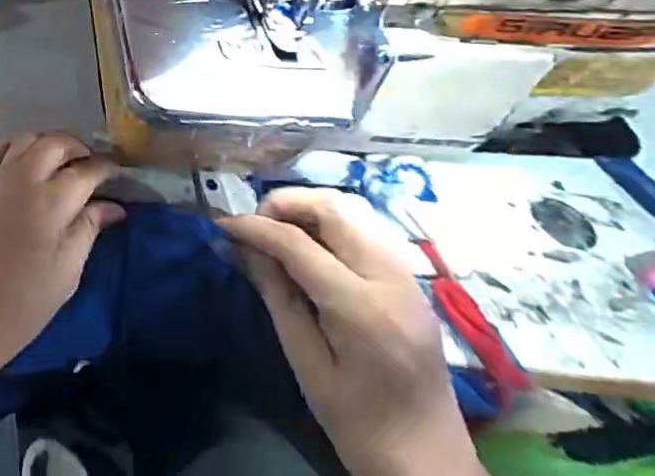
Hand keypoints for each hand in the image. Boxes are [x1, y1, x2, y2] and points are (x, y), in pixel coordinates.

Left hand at [0, 132, 125, 424]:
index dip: (109, 170)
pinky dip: (21, 146)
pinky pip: (2, 149)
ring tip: (67, 165)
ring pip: (29, 138)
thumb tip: (113, 206)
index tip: (122, 176)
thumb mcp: (65, 275)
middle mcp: (24, 179)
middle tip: (95, 170)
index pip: (87, 171)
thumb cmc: (19, 307)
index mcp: (50, 202)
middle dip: (81, 149)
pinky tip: (32, 164)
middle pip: (57, 142)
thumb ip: (88, 230)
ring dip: (51, 143)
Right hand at [219, 189, 483, 475]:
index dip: (255, 227)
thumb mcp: (306, 364)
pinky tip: (312, 243)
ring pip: (353, 209)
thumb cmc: (360, 425)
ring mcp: (408, 276)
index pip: (298, 244)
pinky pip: (368, 227)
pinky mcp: (412, 279)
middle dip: (285, 203)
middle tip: (255, 225)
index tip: (224, 226)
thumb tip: (238, 247)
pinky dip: (333, 222)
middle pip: (333, 208)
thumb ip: (275, 296)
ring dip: (309, 208)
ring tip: (279, 230)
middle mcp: (391, 279)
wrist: (430, 462)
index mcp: (363, 310)